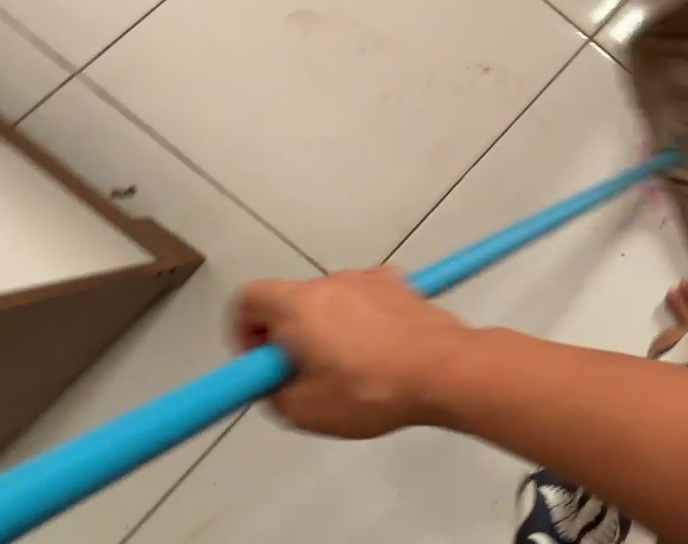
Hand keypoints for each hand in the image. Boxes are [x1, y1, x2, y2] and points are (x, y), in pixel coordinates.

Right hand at [231, 267, 472, 438]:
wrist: (444, 368)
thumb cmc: (368, 389)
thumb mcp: (300, 408)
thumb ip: (272, 389)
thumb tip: (279, 377)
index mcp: (302, 302)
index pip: (249, 297)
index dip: (243, 331)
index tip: (261, 364)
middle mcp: (338, 279)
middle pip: (294, 299)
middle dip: (288, 334)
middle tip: (303, 375)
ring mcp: (376, 278)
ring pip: (333, 299)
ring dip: (327, 327)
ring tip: (347, 368)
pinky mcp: (406, 286)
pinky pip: (368, 298)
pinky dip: (361, 319)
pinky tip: (379, 350)